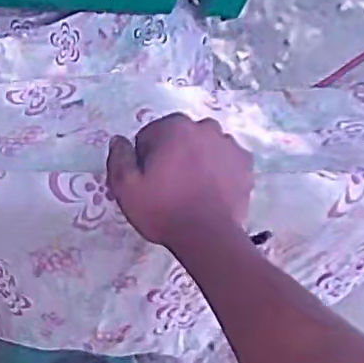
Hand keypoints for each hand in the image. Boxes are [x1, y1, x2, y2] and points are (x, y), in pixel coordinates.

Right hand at [105, 113, 253, 252]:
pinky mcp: (245, 163)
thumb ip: (119, 159)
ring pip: (203, 148)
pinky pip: (224, 161)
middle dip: (171, 157)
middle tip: (168, 189)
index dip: (143, 161)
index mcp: (173, 127)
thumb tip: (118, 140)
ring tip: (190, 192)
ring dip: (195, 162)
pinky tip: (209, 194)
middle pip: (178, 139)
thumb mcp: (126, 189)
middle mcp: (204, 127)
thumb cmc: (163, 211)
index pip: (148, 137)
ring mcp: (228, 143)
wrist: (208, 236)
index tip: (146, 182)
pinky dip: (217, 172)